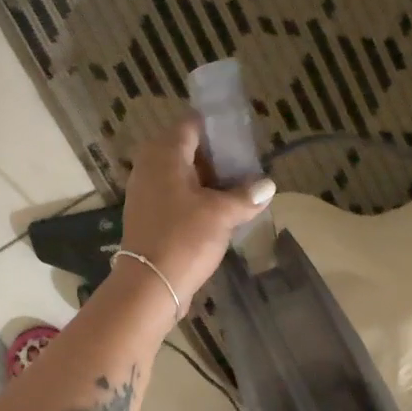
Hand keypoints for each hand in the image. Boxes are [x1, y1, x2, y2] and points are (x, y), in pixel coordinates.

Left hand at [120, 117, 275, 309]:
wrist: (150, 286)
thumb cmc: (185, 239)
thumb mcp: (222, 214)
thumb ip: (246, 196)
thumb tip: (267, 186)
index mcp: (164, 153)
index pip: (192, 124)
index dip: (218, 131)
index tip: (242, 144)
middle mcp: (149, 166)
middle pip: (187, 150)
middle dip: (215, 160)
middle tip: (244, 172)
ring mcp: (144, 193)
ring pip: (181, 177)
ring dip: (206, 184)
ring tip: (235, 195)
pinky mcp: (146, 217)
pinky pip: (174, 198)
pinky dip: (194, 201)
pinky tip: (216, 217)